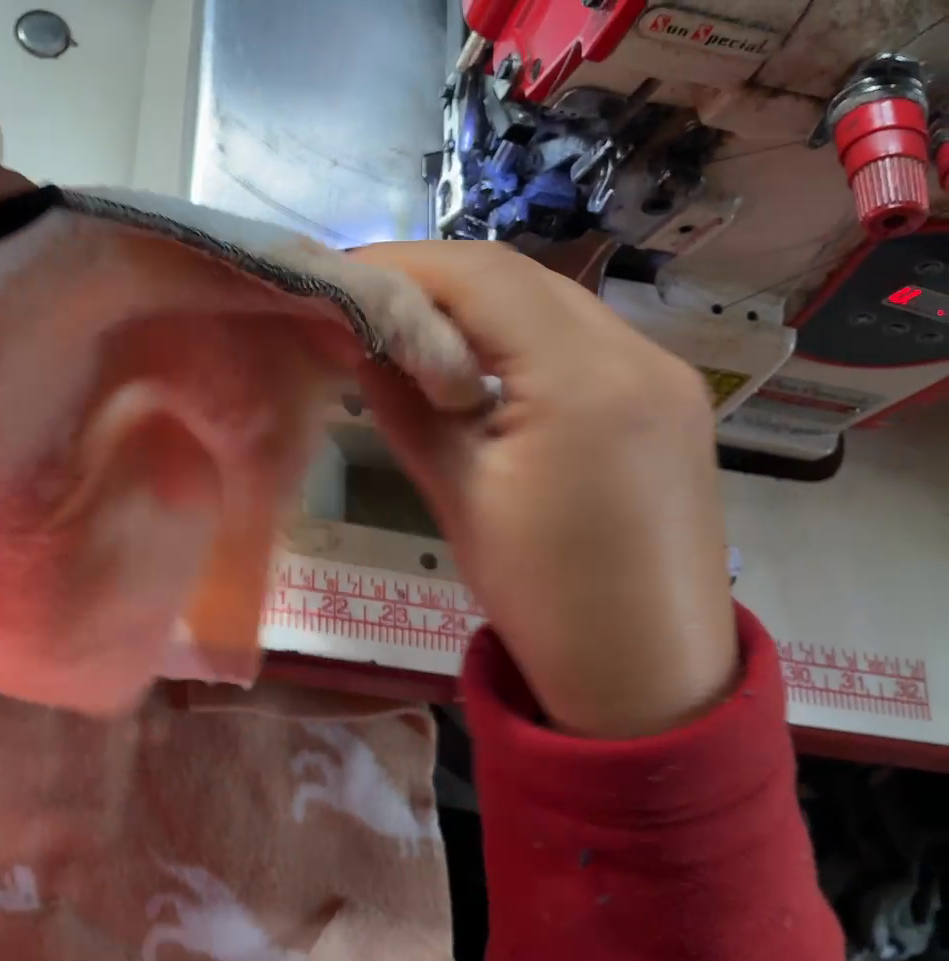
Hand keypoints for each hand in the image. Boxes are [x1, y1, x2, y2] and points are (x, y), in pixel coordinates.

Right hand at [350, 241, 736, 738]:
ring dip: (468, 303)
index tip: (330, 273)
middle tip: (352, 297)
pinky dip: (508, 333)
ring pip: (547, 301)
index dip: (399, 265)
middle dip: (428, 277)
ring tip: (395, 325)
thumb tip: (361, 344)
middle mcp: (636, 353)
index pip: (481, 279)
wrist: (643, 666)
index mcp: (582, 378)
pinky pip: (573, 337)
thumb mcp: (457, 494)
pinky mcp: (659, 398)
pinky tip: (463, 362)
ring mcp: (658, 372)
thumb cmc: (537, 590)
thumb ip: (407, 407)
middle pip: (518, 277)